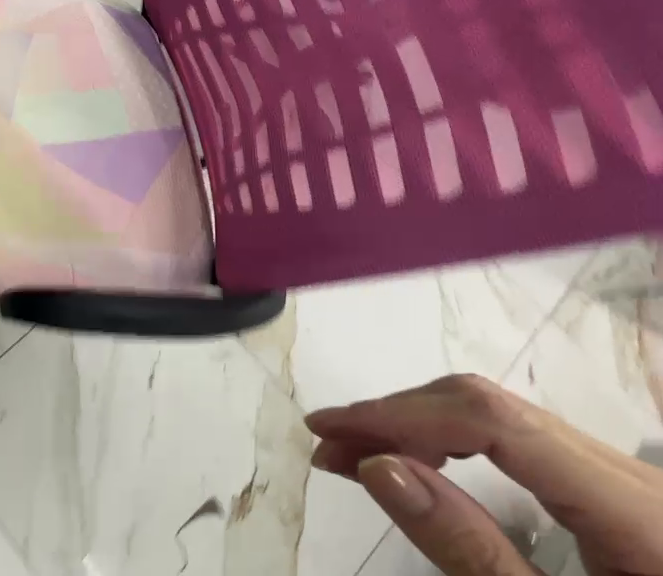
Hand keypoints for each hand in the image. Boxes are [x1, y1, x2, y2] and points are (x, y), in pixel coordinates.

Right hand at [305, 374, 662, 575]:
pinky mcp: (620, 491)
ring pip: (499, 416)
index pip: (495, 423)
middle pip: (492, 407)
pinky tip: (418, 461)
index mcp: (643, 510)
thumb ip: (471, 549)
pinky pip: (519, 439)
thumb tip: (375, 465)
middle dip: (397, 418)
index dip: (399, 415)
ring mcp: (632, 481)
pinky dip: (451, 441)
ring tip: (359, 455)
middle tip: (331, 450)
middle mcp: (640, 478)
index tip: (325, 431)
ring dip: (416, 426)